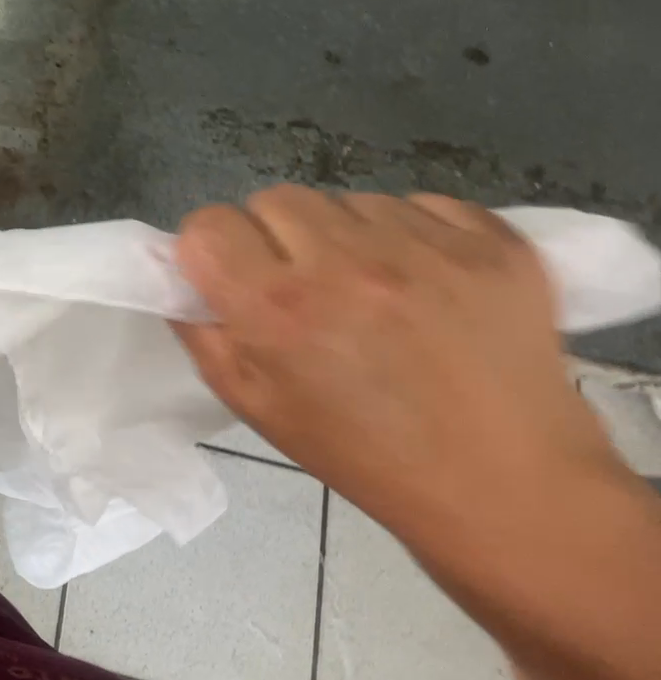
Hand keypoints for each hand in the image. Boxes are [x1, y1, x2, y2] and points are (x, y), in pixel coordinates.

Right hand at [170, 186, 626, 529]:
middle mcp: (346, 264)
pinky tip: (414, 279)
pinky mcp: (494, 245)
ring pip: (345, 200)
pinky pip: (420, 204)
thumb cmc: (352, 446)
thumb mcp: (246, 399)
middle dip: (269, 234)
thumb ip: (202, 330)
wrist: (498, 479)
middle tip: (292, 282)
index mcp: (275, 307)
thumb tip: (182, 279)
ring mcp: (428, 249)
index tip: (225, 274)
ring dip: (337, 233)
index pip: (209, 225)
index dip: (208, 247)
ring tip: (361, 285)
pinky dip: (404, 232)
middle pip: (273, 199)